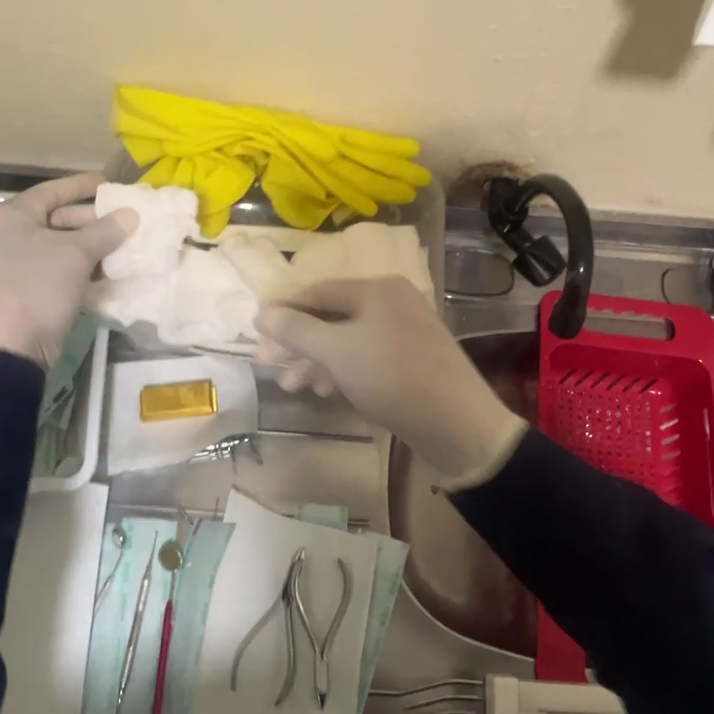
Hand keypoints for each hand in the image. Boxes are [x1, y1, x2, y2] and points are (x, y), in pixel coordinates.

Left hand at [0, 172, 136, 365]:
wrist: (9, 348)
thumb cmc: (38, 287)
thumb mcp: (76, 255)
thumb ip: (105, 231)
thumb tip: (130, 215)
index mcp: (5, 216)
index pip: (50, 191)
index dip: (82, 186)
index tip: (109, 184)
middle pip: (52, 219)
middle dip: (89, 221)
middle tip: (122, 222)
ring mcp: (4, 264)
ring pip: (53, 246)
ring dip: (86, 246)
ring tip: (119, 247)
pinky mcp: (14, 290)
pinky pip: (49, 268)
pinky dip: (74, 267)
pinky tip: (101, 272)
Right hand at [256, 277, 525, 485]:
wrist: (459, 424)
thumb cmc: (393, 379)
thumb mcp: (337, 352)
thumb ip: (297, 329)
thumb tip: (262, 311)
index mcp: (376, 289)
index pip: (316, 291)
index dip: (283, 312)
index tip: (255, 336)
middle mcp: (392, 302)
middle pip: (330, 315)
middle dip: (297, 341)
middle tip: (267, 365)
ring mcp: (404, 331)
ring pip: (346, 339)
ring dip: (315, 360)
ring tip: (293, 387)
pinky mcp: (411, 360)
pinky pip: (365, 356)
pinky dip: (342, 369)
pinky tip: (326, 391)